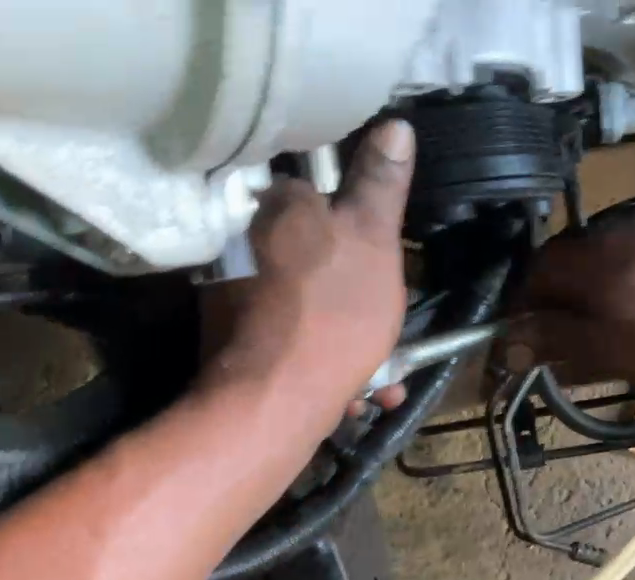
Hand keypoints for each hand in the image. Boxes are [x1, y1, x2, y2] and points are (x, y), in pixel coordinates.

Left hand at [198, 120, 415, 414]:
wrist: (274, 399)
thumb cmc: (335, 315)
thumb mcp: (373, 242)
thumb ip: (382, 186)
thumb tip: (396, 125)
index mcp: (280, 207)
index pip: (323, 197)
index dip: (363, 234)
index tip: (385, 270)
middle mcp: (248, 240)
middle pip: (322, 259)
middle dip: (362, 300)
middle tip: (389, 334)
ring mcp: (238, 291)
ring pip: (314, 306)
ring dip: (355, 343)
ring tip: (378, 380)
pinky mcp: (238, 338)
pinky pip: (296, 341)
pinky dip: (327, 364)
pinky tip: (353, 393)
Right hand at [514, 211, 634, 389]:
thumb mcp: (614, 351)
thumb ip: (558, 343)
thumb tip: (507, 345)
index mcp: (593, 258)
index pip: (534, 272)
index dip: (521, 306)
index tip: (521, 337)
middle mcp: (618, 230)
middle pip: (567, 261)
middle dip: (556, 299)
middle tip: (561, 339)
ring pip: (602, 259)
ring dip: (590, 291)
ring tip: (603, 330)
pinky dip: (623, 282)